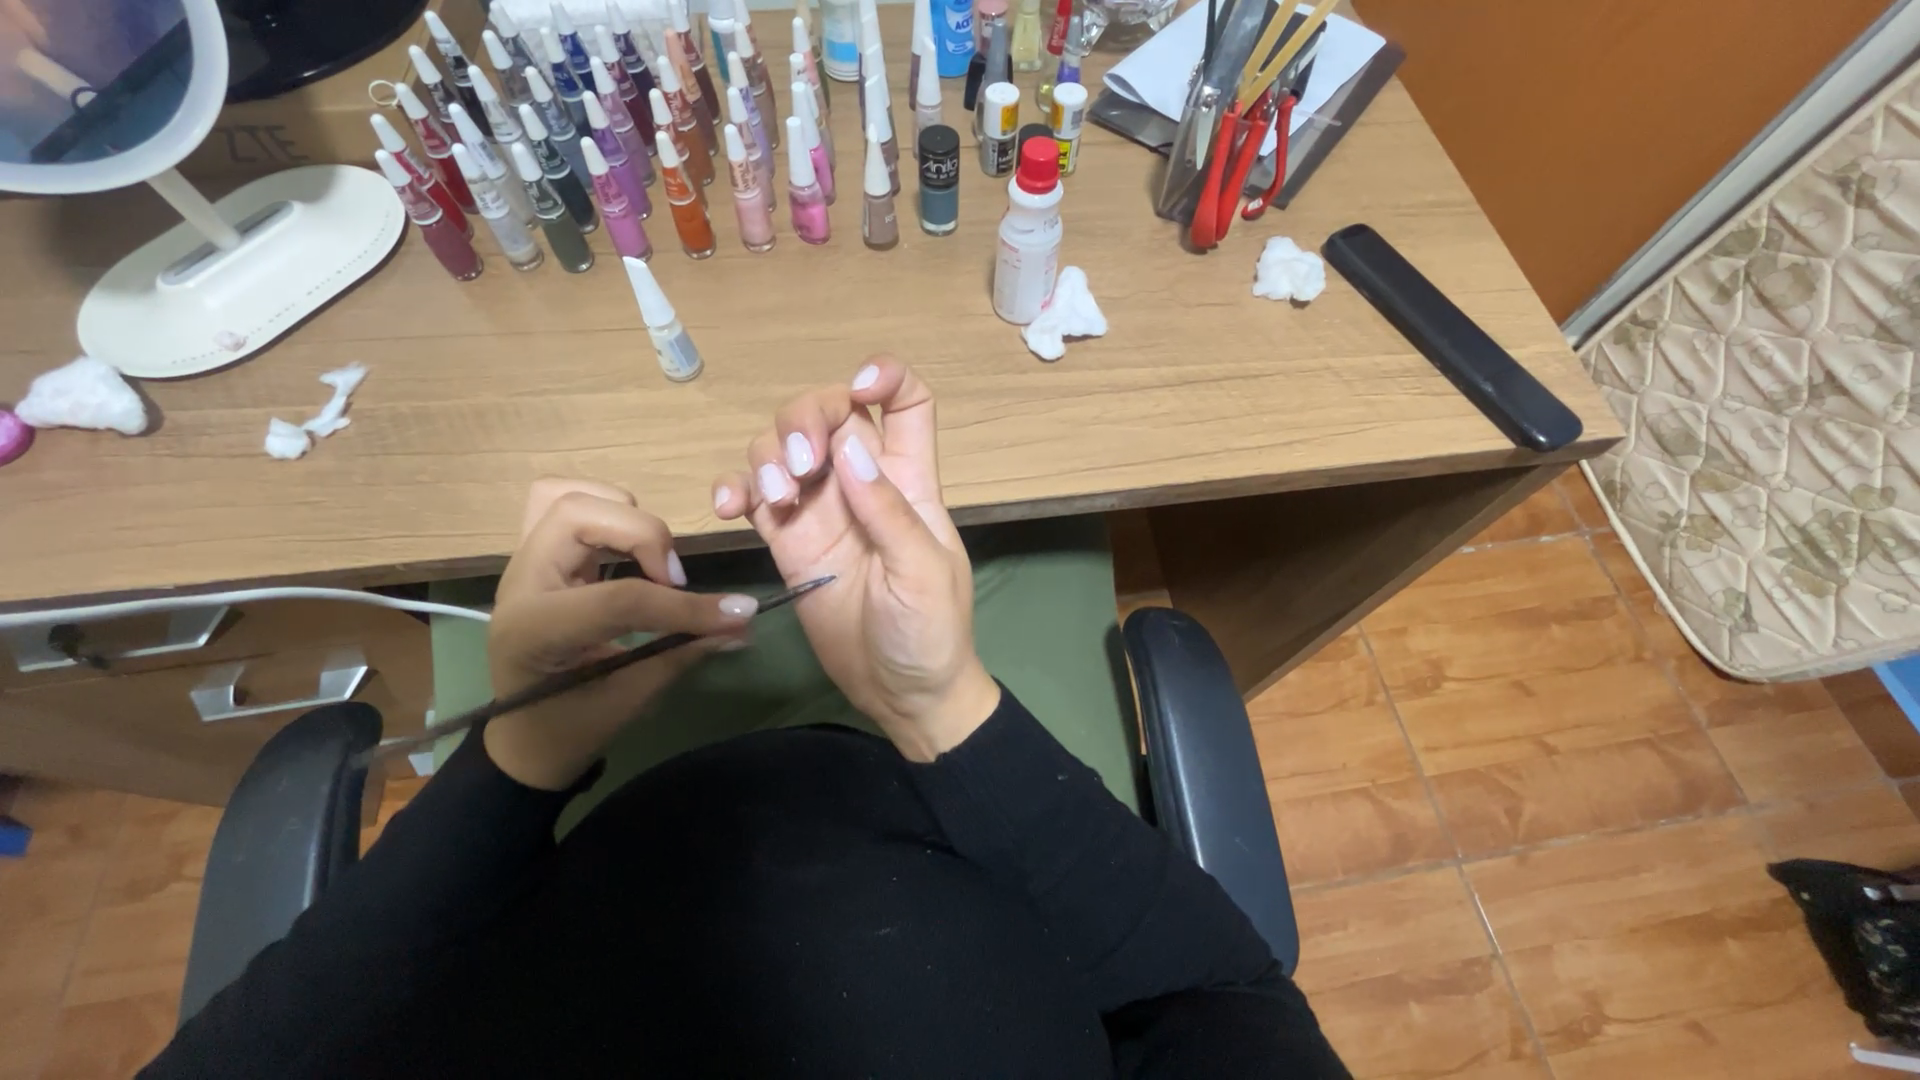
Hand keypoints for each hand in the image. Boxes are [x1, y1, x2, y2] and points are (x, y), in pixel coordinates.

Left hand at [484, 479, 757, 788]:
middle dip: (644, 536)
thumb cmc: (572, 726)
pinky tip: (634, 550)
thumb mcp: (631, 698)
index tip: (737, 613)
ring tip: (652, 564)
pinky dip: (612, 514)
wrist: (525, 737)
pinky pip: (571, 506)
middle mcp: (522, 583)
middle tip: (672, 582)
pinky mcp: (543, 555)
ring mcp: (527, 563)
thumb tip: (743, 622)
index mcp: (534, 632)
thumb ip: (684, 651)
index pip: (618, 598)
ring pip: (572, 497)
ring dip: (627, 518)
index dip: (685, 605)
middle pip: (579, 513)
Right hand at [713, 360, 999, 760]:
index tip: (859, 385)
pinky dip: (734, 488)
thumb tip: (848, 448)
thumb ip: (887, 510)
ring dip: (768, 457)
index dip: (886, 377)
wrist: (902, 692)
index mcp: (908, 480)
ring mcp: (820, 509)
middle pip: (828, 413)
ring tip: (776, 502)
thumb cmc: (931, 630)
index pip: (905, 403)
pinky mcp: (787, 541)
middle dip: (805, 419)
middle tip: (801, 468)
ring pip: (782, 447)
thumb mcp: (922, 570)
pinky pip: (754, 495)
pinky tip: (732, 509)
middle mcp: (861, 483)